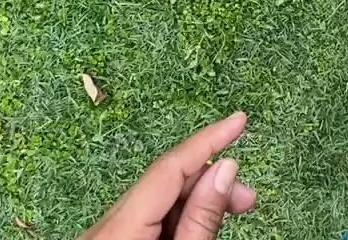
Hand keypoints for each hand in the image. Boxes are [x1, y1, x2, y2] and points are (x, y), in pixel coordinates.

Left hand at [79, 112, 258, 239]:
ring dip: (194, 202)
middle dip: (209, 181)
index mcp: (117, 230)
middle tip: (247, 198)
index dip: (208, 139)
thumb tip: (226, 166)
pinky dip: (174, 220)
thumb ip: (201, 218)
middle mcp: (101, 229)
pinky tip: (195, 229)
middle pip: (164, 184)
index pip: (169, 166)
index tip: (240, 119)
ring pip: (155, 203)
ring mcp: (100, 238)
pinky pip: (143, 221)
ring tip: (230, 214)